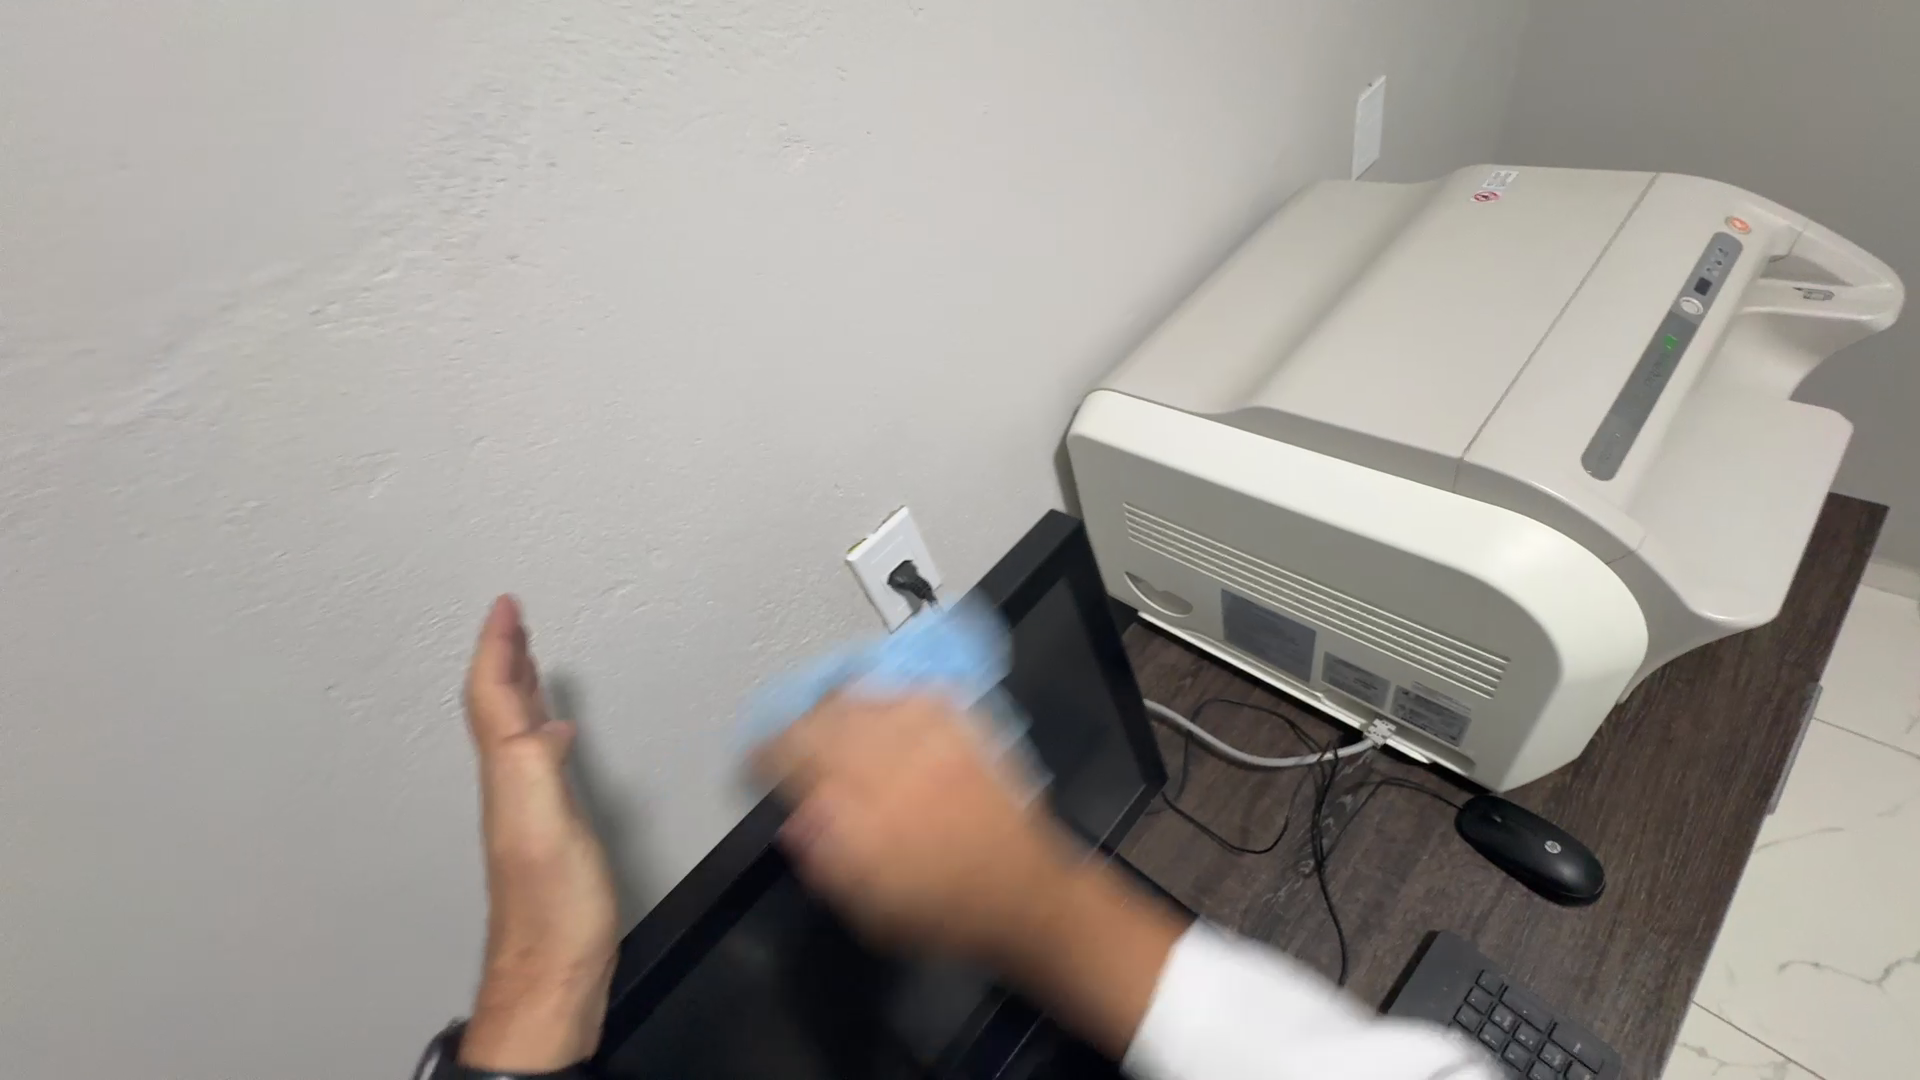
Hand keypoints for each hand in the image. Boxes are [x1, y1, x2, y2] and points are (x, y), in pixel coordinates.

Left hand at [459, 596, 617, 1072]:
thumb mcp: (546, 833)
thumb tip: (545, 720)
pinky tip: (557, 727)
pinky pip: (535, 752)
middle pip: (495, 707)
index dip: (496, 649)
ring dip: (517, 684)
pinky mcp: (548, 819)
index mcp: (509, 777)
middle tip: (513, 617)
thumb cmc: (556, 905)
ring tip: (529, 654)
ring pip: (512, 727)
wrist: (554, 971)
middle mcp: (510, 783)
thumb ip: (537, 773)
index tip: (504, 605)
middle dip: (502, 656)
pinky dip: (541, 722)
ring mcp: (526, 803)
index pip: (493, 700)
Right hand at [753, 696, 1185, 1060]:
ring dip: (835, 703)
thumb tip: (796, 819)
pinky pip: (912, 692)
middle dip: (797, 723)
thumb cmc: (945, 911)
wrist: (1025, 892)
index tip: (757, 757)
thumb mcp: (871, 907)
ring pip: (866, 696)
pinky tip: (876, 705)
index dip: (768, 751)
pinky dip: (885, 695)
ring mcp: (934, 741)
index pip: (800, 759)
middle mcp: (899, 767)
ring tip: (825, 715)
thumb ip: (827, 858)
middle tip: (787, 736)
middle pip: (828, 719)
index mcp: (868, 814)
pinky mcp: (965, 727)